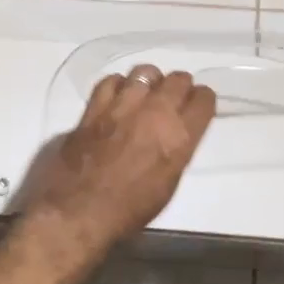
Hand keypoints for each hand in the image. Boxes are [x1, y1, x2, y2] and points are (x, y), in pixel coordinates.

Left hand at [17, 65, 215, 255]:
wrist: (79, 212)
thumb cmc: (128, 210)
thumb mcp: (168, 184)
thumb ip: (175, 150)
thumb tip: (172, 136)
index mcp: (180, 137)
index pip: (204, 99)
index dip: (201, 101)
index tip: (194, 108)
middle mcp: (155, 113)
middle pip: (177, 79)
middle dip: (177, 87)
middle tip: (170, 100)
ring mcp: (121, 107)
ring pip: (144, 71)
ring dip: (148, 82)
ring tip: (142, 96)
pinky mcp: (92, 109)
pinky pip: (109, 81)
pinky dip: (116, 86)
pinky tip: (115, 98)